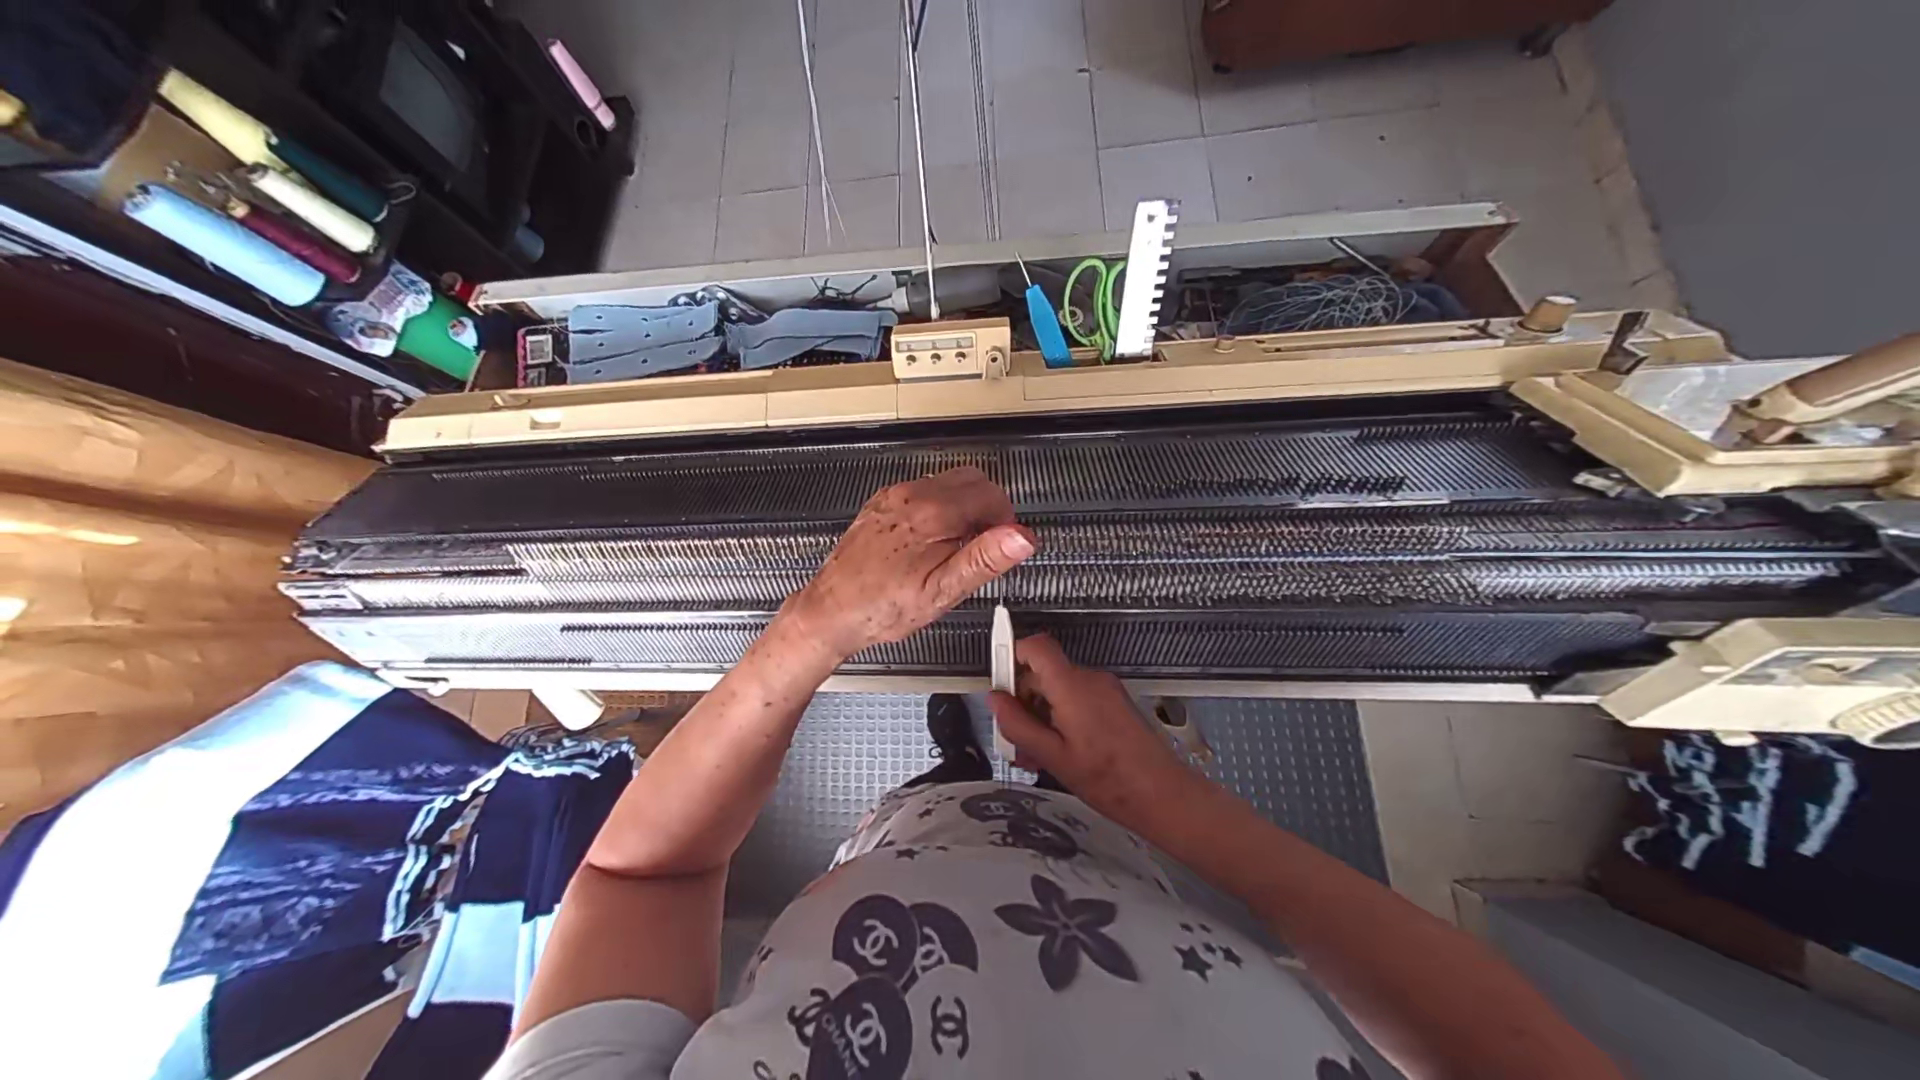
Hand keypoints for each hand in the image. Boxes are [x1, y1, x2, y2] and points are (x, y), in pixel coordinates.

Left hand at [781, 466, 1036, 661]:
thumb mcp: (942, 591)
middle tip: (985, 546)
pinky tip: (932, 543)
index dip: (1007, 521)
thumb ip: (985, 558)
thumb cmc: (880, 607)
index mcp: (933, 513)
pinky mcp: (882, 505)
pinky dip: (940, 509)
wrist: (830, 611)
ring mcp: (894, 498)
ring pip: (948, 483)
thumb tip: (1021, 537)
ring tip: (958, 548)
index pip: (992, 495)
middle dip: (989, 509)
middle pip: (972, 480)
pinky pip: (924, 493)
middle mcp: (911, 496)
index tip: (1004, 545)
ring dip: (965, 507)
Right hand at [988, 634, 1196, 826]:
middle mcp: (1090, 679)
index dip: (1013, 655)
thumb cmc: (1111, 780)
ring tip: (1036, 755)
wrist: (1162, 795)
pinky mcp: (1113, 703)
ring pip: (1058, 690)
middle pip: (1044, 673)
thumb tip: (995, 700)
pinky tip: (1058, 752)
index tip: (1000, 681)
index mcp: (1073, 686)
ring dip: (1041, 715)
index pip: (1037, 646)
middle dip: (1023, 701)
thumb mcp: (1052, 757)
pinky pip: (1076, 700)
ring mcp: (1105, 690)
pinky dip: (1061, 719)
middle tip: (1015, 737)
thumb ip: (1018, 724)